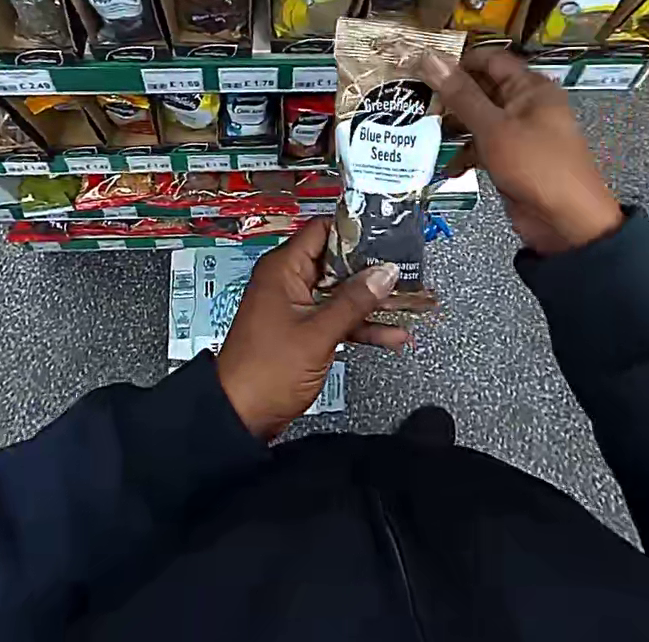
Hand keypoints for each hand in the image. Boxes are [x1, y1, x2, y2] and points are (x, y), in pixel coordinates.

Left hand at [216, 218, 410, 439]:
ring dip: (372, 300)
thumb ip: (354, 301)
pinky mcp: (303, 328)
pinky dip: (361, 325)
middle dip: (371, 269)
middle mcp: (289, 281)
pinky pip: (337, 317)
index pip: (321, 231)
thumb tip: (384, 273)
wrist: (241, 417)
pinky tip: (391, 335)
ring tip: (406, 302)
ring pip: (341, 292)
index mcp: (283, 269)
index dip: (353, 230)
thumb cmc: (265, 371)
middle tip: (403, 269)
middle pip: (336, 262)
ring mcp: (296, 305)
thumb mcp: (318, 333)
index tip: (383, 234)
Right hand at [420, 48, 622, 256]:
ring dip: (455, 127)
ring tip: (425, 130)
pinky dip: (466, 154)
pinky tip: (447, 166)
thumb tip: (430, 58)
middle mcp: (526, 105)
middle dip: (452, 96)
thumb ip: (460, 94)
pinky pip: (484, 147)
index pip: (491, 59)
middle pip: (483, 89)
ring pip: (480, 119)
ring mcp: (520, 133)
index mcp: (530, 88)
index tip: (426, 68)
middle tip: (417, 99)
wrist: (566, 222)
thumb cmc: (534, 165)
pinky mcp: (512, 159)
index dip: (460, 60)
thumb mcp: (493, 127)